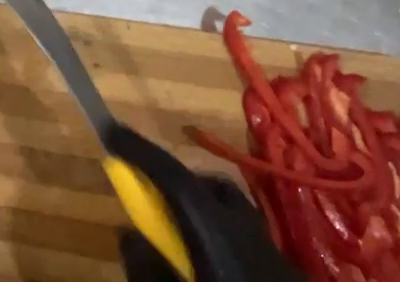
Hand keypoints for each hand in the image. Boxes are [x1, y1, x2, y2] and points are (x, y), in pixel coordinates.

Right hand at [105, 124, 303, 281]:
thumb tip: (130, 234)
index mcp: (218, 238)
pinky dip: (222, 240)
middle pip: (212, 189)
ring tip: (177, 238)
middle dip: (176, 182)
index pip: (174, 178)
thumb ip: (145, 269)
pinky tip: (210, 269)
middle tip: (146, 196)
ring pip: (235, 216)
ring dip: (202, 212)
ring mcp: (278, 262)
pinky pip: (249, 244)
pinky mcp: (289, 281)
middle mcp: (251, 239)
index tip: (110, 132)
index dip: (140, 151)